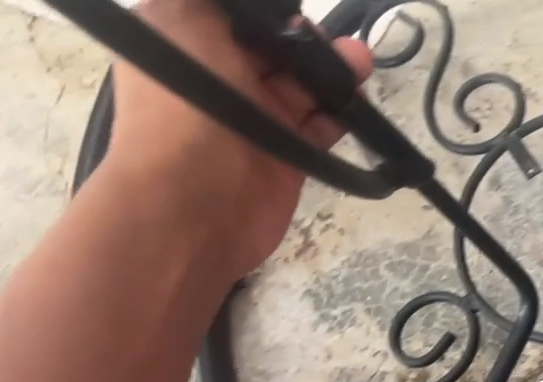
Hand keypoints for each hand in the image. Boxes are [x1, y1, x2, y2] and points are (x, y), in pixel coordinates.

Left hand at [101, 0, 373, 282]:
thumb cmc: (184, 104)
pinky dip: (341, 114)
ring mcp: (256, 118)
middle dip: (307, 39)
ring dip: (332, 72)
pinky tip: (358, 100)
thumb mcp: (180, 21)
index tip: (297, 12)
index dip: (269, 12)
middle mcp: (219, 76)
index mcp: (185, 40)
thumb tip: (258, 11)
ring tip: (361, 62)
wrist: (199, 200)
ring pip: (302, 86)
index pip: (234, 15)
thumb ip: (210, 4)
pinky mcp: (288, 153)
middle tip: (340, 41)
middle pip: (274, 48)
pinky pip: (319, 126)